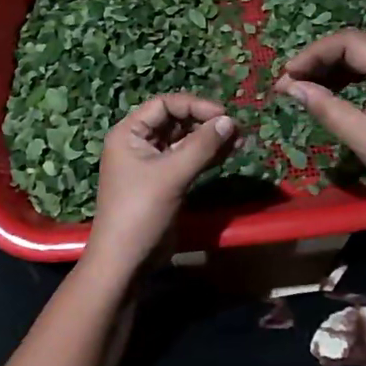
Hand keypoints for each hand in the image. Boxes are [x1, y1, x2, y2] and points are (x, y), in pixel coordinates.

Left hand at [87, 93, 235, 272]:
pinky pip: (187, 160)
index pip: (164, 105)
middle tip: (236, 129)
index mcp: (129, 133)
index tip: (223, 115)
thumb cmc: (141, 211)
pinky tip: (229, 153)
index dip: (194, 105)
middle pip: (175, 121)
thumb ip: (202, 145)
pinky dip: (207, 156)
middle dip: (205, 122)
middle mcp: (139, 143)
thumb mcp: (172, 175)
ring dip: (210, 139)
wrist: (125, 260)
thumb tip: (230, 121)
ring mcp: (152, 163)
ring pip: (184, 141)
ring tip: (240, 140)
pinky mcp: (164, 182)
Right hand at [272, 30, 365, 221]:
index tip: (287, 75)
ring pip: (365, 58)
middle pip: (357, 46)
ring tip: (303, 88)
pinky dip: (351, 79)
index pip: (350, 42)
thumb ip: (328, 109)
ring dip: (333, 70)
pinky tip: (330, 92)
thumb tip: (291, 87)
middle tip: (289, 83)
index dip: (313, 54)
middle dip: (319, 62)